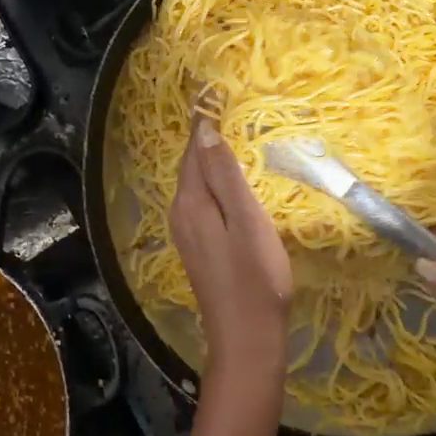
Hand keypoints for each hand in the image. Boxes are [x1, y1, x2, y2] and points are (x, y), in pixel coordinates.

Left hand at [168, 114, 293, 377]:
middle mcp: (181, 213)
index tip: (214, 94)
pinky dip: (212, 183)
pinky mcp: (198, 248)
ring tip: (228, 137)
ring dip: (209, 161)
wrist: (247, 340)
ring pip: (195, 184)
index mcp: (191, 201)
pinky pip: (201, 201)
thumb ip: (225, 175)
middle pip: (191, 165)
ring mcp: (187, 233)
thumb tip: (205, 131)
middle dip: (205, 138)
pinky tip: (228, 184)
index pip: (194, 149)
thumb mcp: (246, 220)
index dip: (204, 122)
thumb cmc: (255, 278)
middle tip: (223, 108)